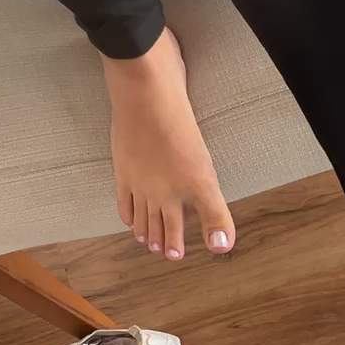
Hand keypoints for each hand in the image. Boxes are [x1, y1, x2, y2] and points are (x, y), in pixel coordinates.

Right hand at [104, 27, 235, 259]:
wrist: (145, 89)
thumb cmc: (178, 132)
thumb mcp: (205, 179)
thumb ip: (213, 214)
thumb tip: (221, 249)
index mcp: (172, 195)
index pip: (172, 227)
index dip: (174, 242)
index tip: (173, 255)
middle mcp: (150, 188)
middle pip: (153, 218)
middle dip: (158, 236)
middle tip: (157, 249)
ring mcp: (134, 170)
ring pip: (137, 204)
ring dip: (141, 222)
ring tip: (141, 235)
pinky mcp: (125, 152)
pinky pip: (123, 184)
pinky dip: (124, 200)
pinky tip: (125, 201)